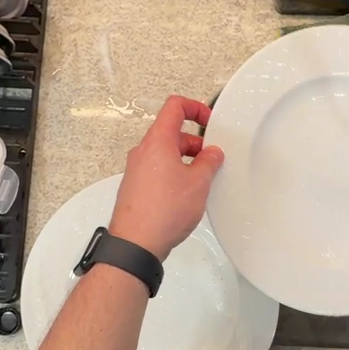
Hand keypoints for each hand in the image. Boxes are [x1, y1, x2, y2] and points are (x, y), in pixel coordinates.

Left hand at [108, 96, 224, 259]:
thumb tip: (212, 154)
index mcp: (158, 141)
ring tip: (201, 179)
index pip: (174, 107)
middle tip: (211, 157)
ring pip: (165, 153)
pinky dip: (174, 173)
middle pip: (171, 132)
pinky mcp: (136, 187)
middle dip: (195, 142)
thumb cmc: (162, 211)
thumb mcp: (198, 183)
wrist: (136, 242)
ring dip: (185, 160)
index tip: (208, 119)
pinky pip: (158, 170)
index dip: (195, 108)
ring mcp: (137, 169)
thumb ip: (209, 162)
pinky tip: (186, 194)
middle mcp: (143, 152)